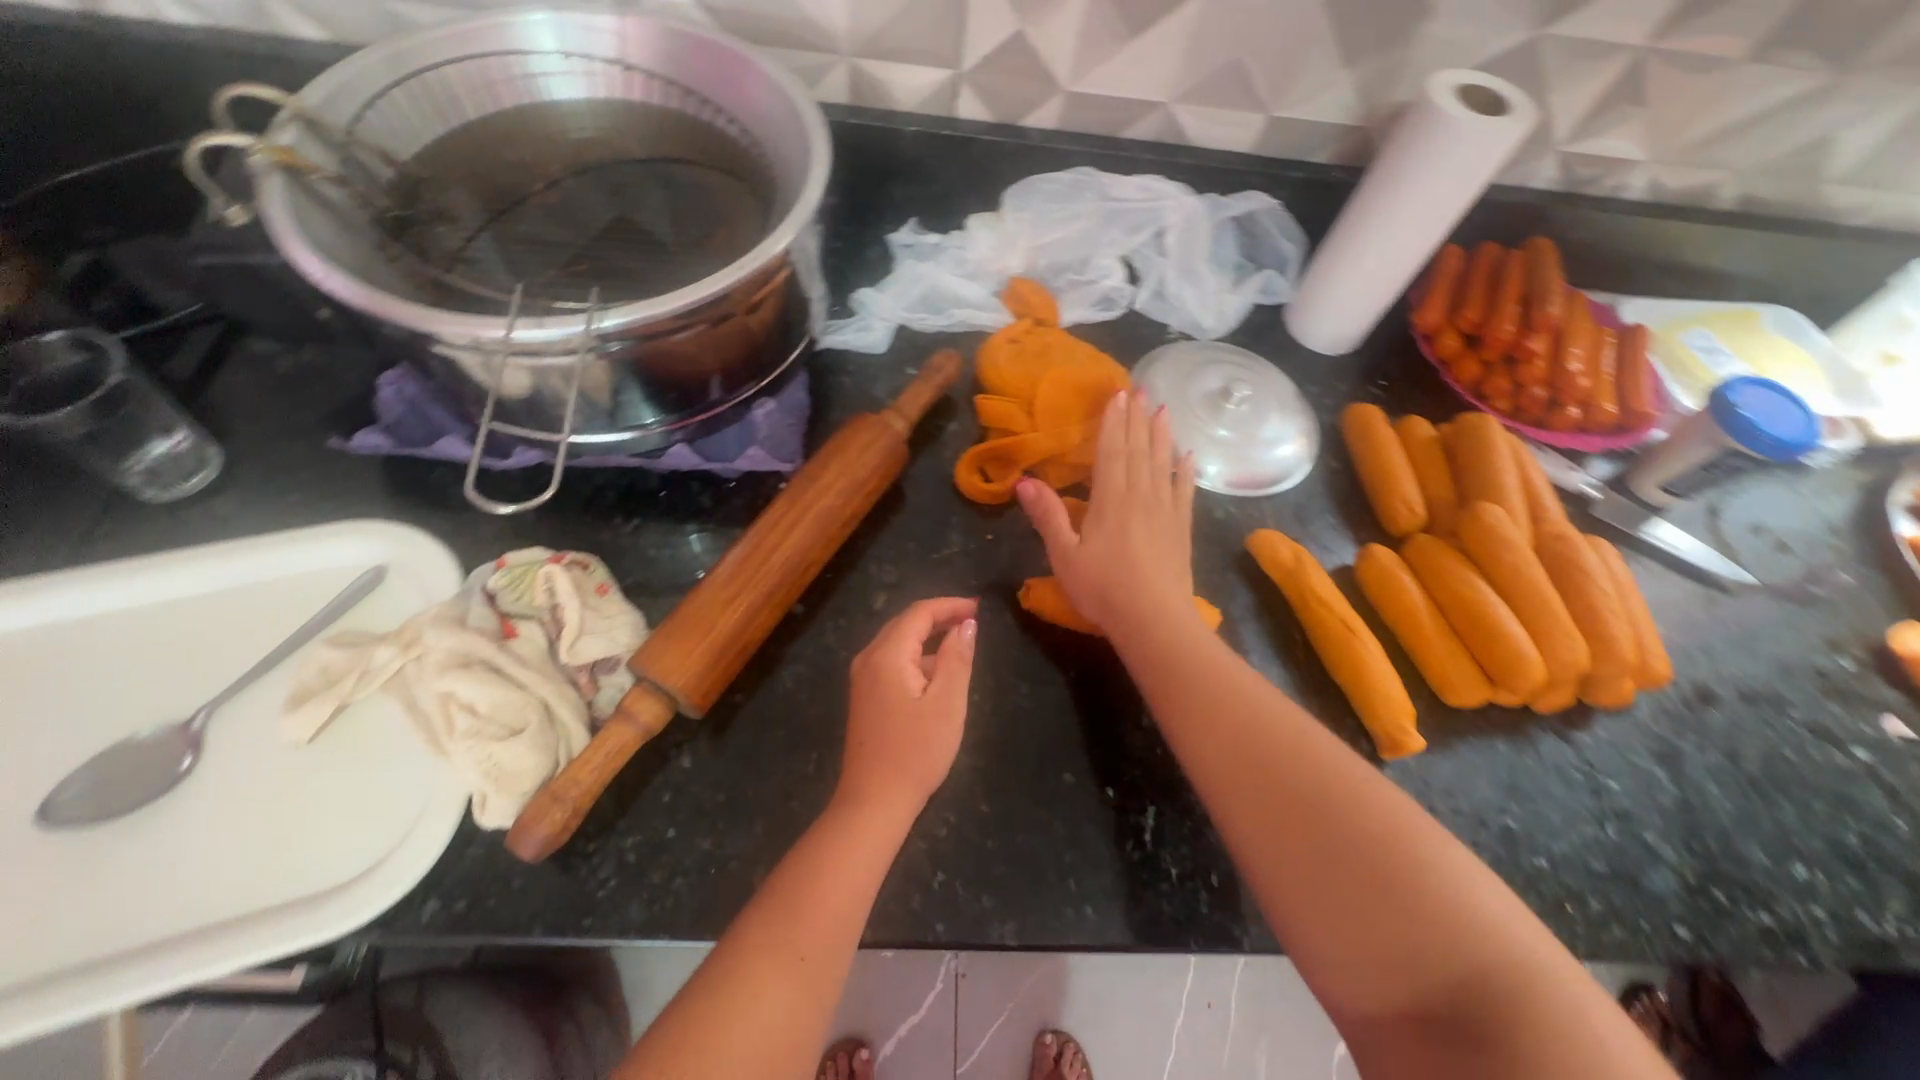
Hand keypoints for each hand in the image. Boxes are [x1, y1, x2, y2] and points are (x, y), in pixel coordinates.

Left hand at [838, 597, 977, 817]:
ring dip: (928, 638)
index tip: (979, 608)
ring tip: (961, 646)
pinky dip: (917, 657)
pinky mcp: (865, 697)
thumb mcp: (948, 703)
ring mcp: (862, 679)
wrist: (874, 799)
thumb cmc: (917, 752)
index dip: (950, 605)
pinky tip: (938, 675)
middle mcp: (868, 659)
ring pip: (897, 643)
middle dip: (939, 617)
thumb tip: (966, 624)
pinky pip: (892, 662)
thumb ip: (957, 658)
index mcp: (887, 655)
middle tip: (973, 620)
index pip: (919, 613)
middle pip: (904, 623)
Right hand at [1016, 390, 1197, 635]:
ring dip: (1162, 435)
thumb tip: (1023, 481)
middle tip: (1140, 389)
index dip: (1112, 421)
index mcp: (1110, 499)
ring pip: (1163, 463)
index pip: (1111, 451)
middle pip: (1139, 450)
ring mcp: (1165, 511)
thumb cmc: (1103, 590)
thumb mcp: (1065, 555)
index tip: (1116, 394)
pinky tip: (1188, 457)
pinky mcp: (1181, 529)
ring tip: (1163, 409)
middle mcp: (1141, 496)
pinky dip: (1185, 471)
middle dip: (1137, 418)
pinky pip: (1184, 491)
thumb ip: (1048, 516)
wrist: (1154, 620)